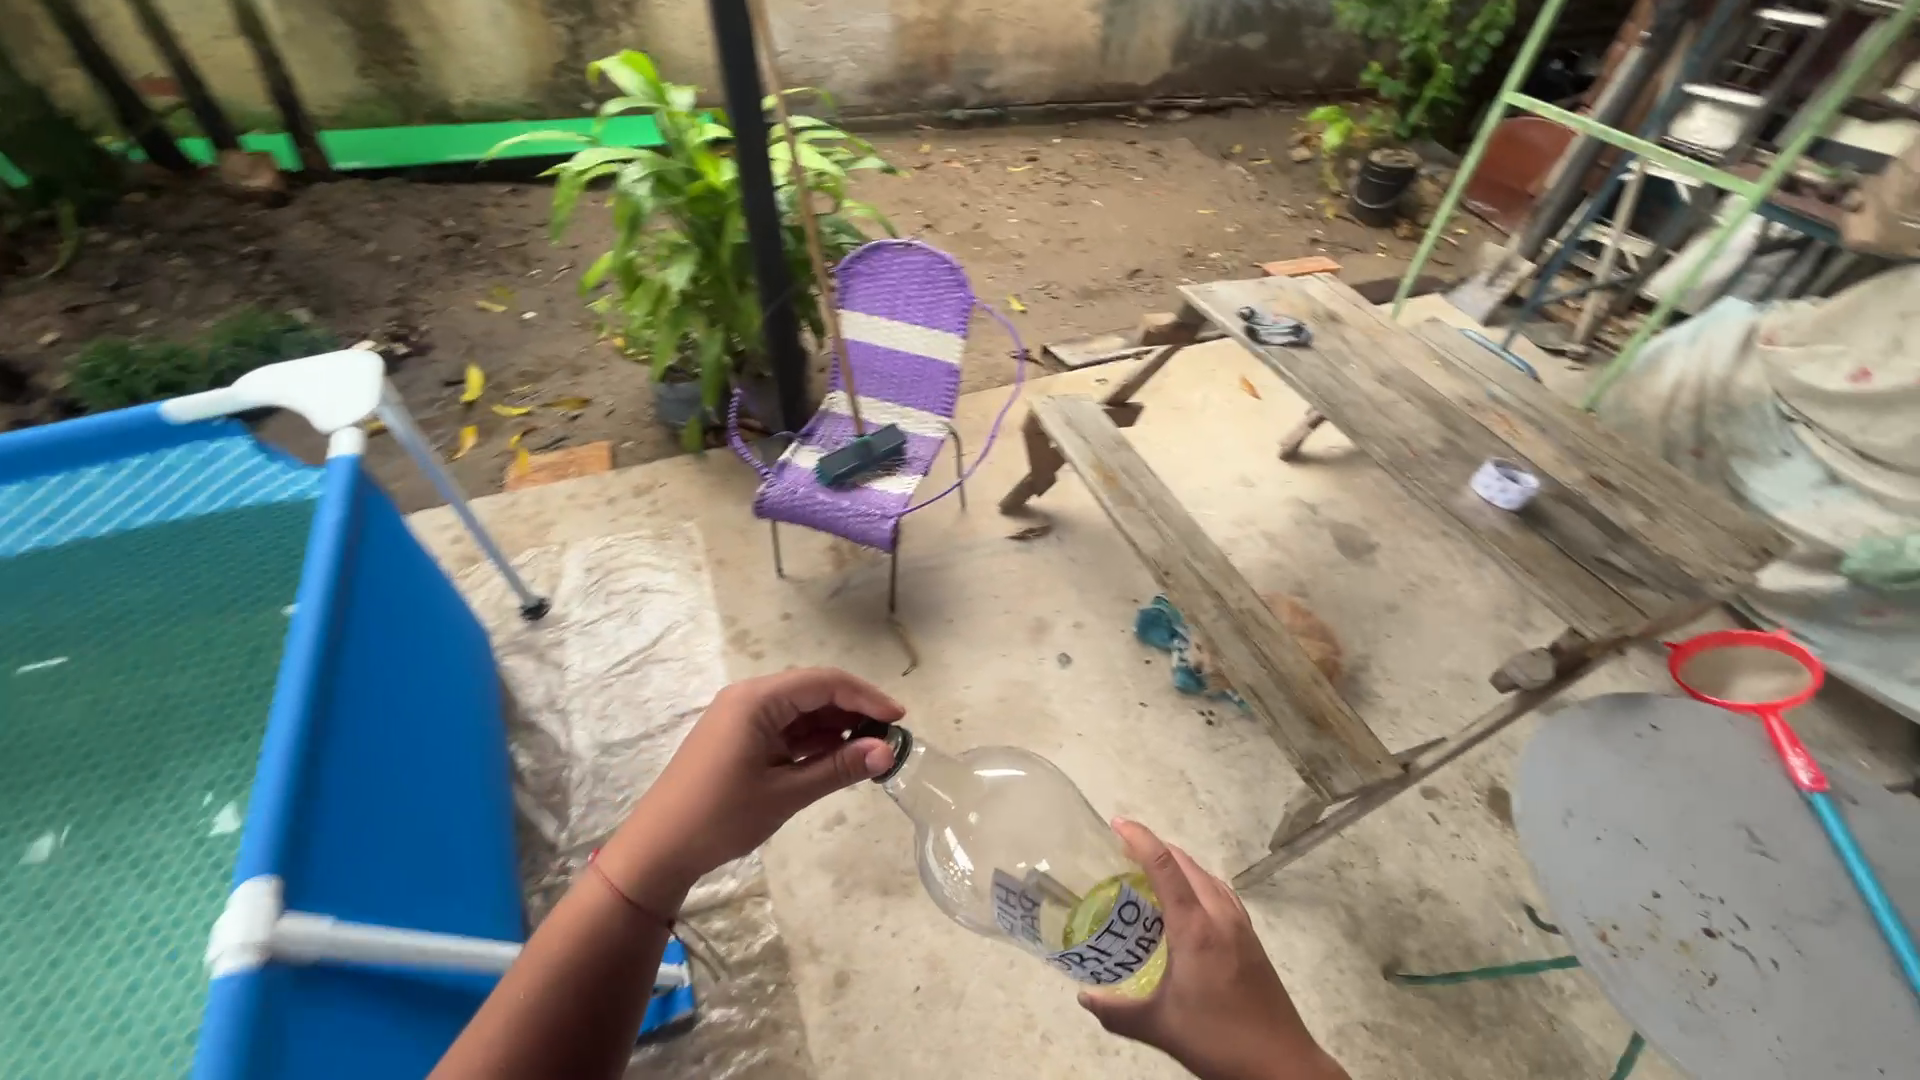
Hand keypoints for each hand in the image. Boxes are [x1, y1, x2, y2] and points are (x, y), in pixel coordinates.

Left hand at [597, 668, 901, 910]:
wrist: (657, 849)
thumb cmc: (719, 817)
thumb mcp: (786, 793)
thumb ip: (838, 768)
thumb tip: (888, 751)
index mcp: (757, 699)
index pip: (825, 683)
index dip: (867, 697)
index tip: (900, 720)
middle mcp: (750, 697)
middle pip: (814, 691)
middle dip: (854, 711)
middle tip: (888, 738)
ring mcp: (743, 717)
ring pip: (802, 710)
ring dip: (836, 727)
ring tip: (870, 751)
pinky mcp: (740, 737)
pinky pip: (787, 728)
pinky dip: (814, 741)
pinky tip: (837, 758)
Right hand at [1079, 820, 1347, 1079]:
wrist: (1283, 1066)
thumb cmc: (1219, 1040)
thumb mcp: (1160, 1027)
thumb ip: (1117, 1011)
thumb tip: (1084, 998)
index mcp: (1194, 926)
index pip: (1163, 865)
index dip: (1139, 838)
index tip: (1116, 824)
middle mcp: (1218, 915)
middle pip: (1185, 862)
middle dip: (1154, 847)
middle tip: (1122, 851)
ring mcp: (1240, 925)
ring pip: (1205, 875)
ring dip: (1178, 864)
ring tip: (1151, 872)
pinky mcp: (1251, 939)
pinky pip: (1219, 893)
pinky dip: (1197, 882)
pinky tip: (1188, 903)